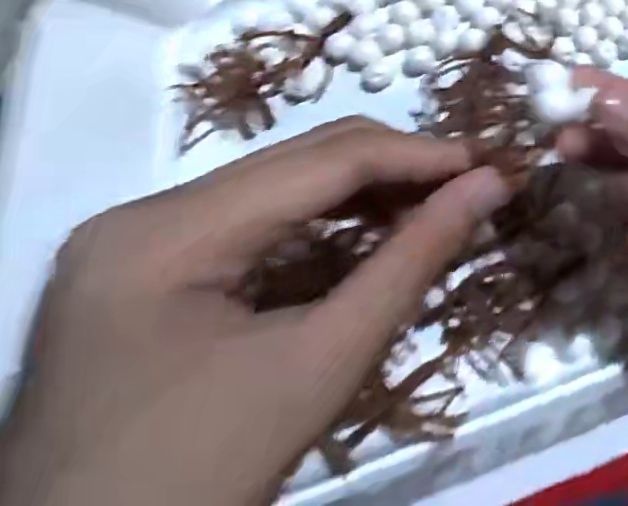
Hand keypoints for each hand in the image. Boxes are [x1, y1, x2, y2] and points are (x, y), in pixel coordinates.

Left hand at [0, 119, 509, 505]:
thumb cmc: (195, 482)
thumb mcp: (322, 364)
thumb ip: (414, 260)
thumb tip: (492, 184)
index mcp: (167, 232)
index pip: (325, 160)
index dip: (421, 155)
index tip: (492, 163)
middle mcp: (143, 213)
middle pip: (302, 160)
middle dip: (399, 167)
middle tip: (475, 183)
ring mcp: (136, 239)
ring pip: (284, 182)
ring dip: (368, 190)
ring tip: (438, 206)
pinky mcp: (143, 266)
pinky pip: (257, 218)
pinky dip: (326, 221)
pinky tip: (373, 235)